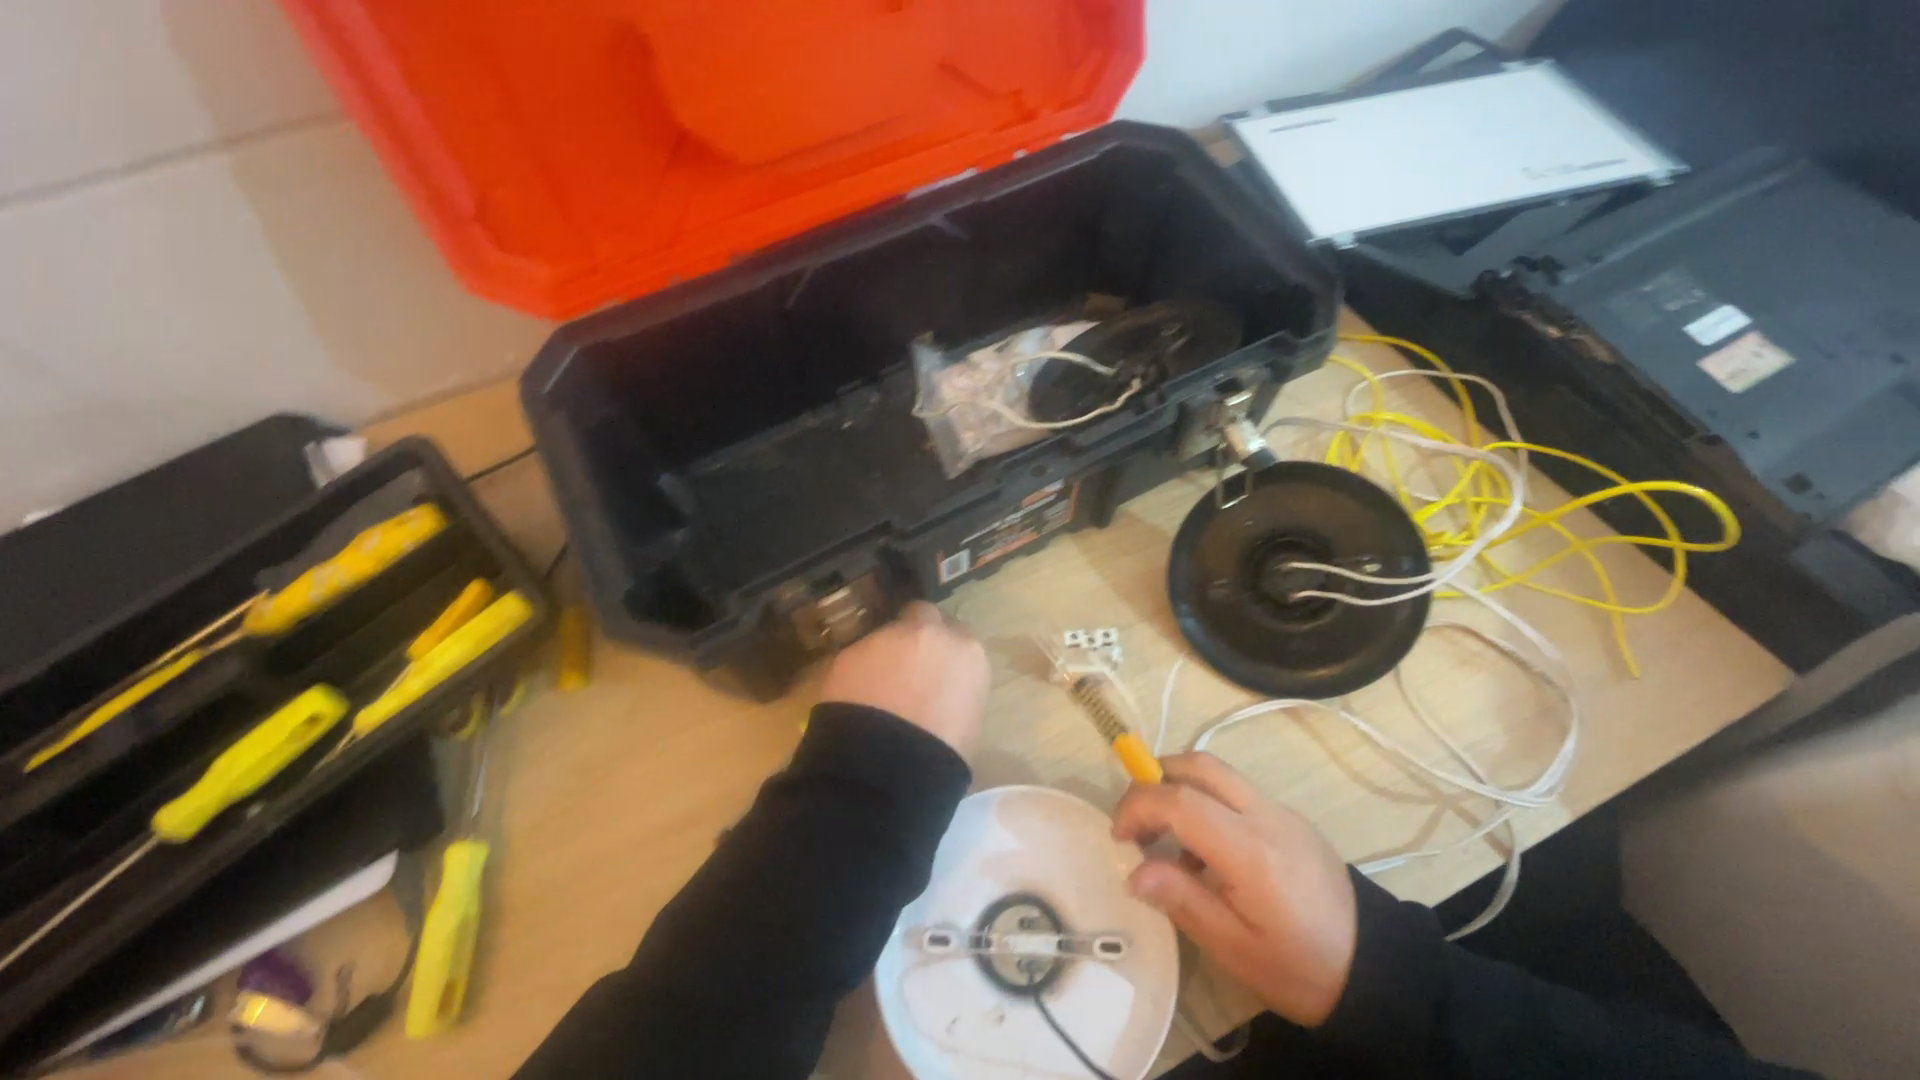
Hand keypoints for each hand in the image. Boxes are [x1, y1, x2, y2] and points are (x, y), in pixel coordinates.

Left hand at [819, 601, 988, 761]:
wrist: (889, 766)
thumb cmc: (942, 755)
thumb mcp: (967, 722)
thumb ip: (956, 692)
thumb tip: (940, 693)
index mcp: (967, 653)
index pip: (958, 634)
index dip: (944, 651)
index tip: (936, 670)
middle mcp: (929, 634)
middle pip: (922, 617)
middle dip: (914, 635)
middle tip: (906, 667)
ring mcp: (885, 638)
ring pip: (884, 637)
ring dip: (882, 657)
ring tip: (874, 694)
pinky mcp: (848, 652)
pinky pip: (856, 659)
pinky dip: (856, 673)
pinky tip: (853, 702)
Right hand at [1111, 753, 1357, 1026]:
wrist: (1376, 970)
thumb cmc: (1299, 967)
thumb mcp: (1234, 948)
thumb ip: (1182, 901)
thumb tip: (1134, 872)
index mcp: (1250, 849)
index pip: (1180, 799)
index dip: (1138, 807)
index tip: (1119, 838)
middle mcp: (1266, 816)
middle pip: (1199, 765)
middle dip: (1154, 779)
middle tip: (1135, 820)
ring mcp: (1282, 813)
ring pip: (1219, 774)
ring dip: (1179, 789)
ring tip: (1164, 840)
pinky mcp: (1290, 820)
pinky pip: (1237, 794)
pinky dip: (1206, 804)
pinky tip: (1203, 855)